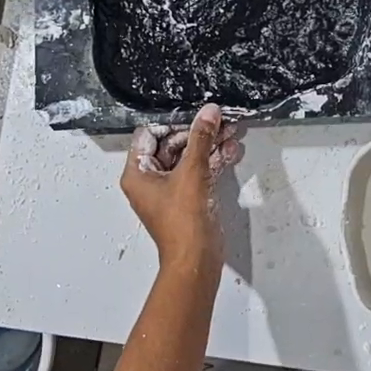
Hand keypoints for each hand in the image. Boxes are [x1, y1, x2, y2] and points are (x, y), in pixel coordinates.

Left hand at [119, 104, 242, 269]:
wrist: (197, 259)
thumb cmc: (184, 220)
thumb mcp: (192, 172)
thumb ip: (201, 138)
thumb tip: (210, 111)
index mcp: (138, 173)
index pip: (150, 135)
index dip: (172, 123)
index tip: (195, 114)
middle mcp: (150, 180)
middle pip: (172, 144)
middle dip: (197, 132)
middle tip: (220, 120)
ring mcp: (170, 190)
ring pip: (189, 158)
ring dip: (209, 145)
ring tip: (232, 131)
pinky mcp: (188, 198)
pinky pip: (199, 172)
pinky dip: (213, 161)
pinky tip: (232, 150)